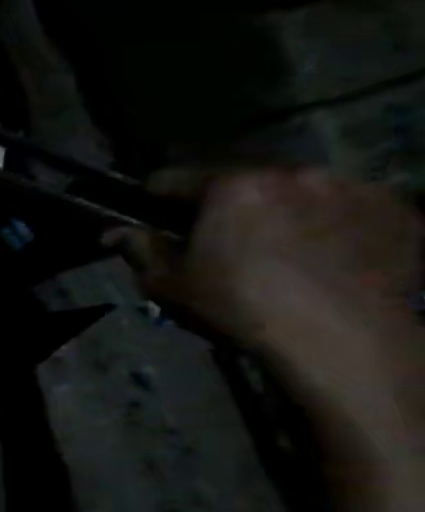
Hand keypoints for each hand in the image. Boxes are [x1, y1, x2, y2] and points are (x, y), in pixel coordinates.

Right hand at [117, 167, 420, 389]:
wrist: (343, 336)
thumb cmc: (237, 305)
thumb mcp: (166, 283)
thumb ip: (140, 249)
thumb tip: (115, 233)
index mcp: (233, 186)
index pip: (175, 177)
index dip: (152, 197)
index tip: (145, 214)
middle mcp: (296, 174)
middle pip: (243, 180)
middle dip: (223, 202)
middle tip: (214, 236)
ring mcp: (356, 188)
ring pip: (298, 190)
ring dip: (278, 209)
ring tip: (273, 246)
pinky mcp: (398, 210)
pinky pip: (348, 207)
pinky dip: (327, 223)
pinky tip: (321, 254)